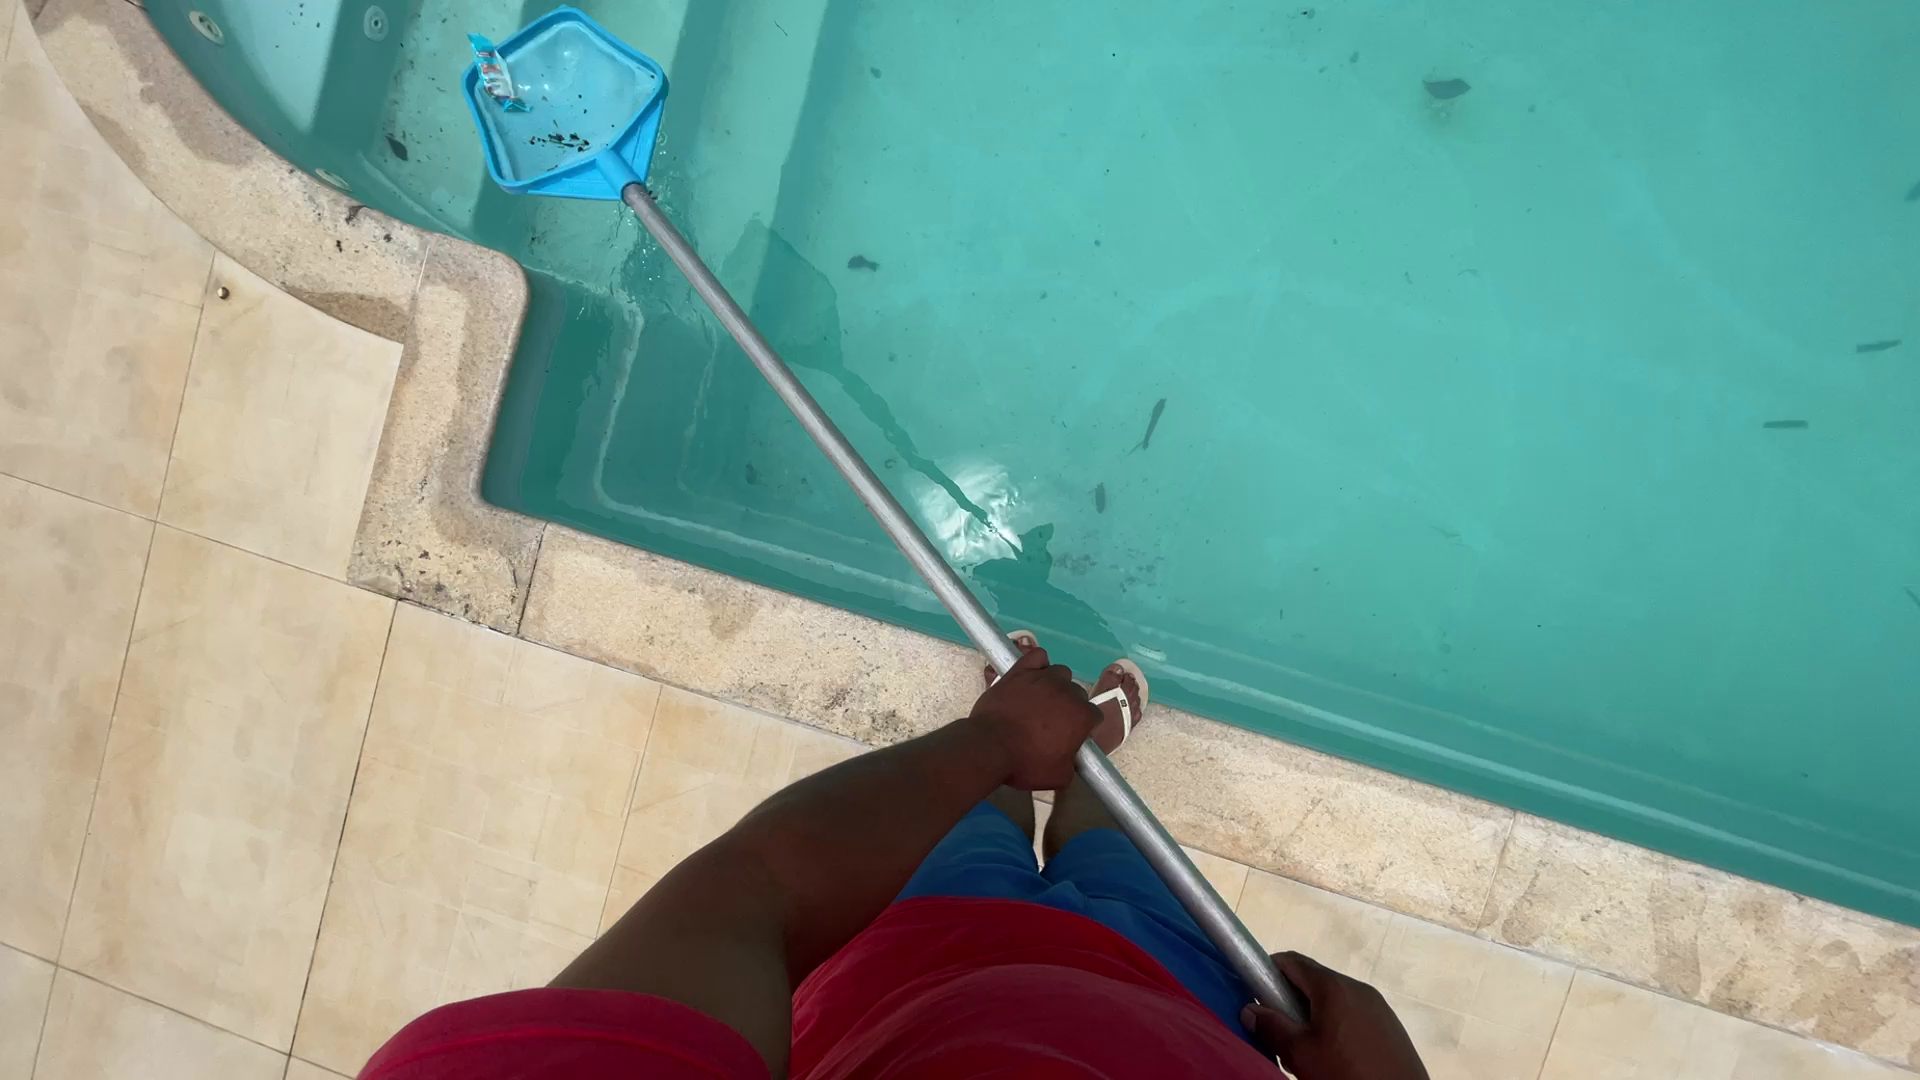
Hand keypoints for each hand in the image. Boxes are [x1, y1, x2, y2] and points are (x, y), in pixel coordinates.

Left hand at [965, 644, 1099, 789]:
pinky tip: (1032, 675)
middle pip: (1077, 693)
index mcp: (1081, 716)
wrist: (990, 747)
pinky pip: (1037, 656)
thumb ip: (1072, 762)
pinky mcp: (1020, 671)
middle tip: (1053, 722)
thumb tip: (1071, 755)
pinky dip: (1038, 663)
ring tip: (1041, 699)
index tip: (1072, 735)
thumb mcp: (1059, 776)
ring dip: (1056, 684)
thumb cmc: (1025, 763)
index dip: (1084, 726)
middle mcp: (1066, 691)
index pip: (1094, 715)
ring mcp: (1042, 677)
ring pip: (1060, 672)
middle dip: (1070, 706)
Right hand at [1242, 952, 1429, 1079]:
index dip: (1269, 972)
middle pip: (1314, 981)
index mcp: (1333, 985)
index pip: (1291, 960)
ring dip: (1317, 1016)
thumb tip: (1250, 1010)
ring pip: (1335, 1000)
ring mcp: (1380, 1008)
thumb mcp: (1300, 1055)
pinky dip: (1340, 1027)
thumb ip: (1271, 1028)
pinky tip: (1340, 1058)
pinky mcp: (1394, 1030)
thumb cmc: (1346, 1076)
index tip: (1258, 996)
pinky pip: (1356, 1016)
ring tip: (1312, 1050)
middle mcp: (1358, 987)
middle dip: (1292, 1000)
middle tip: (1283, 1032)